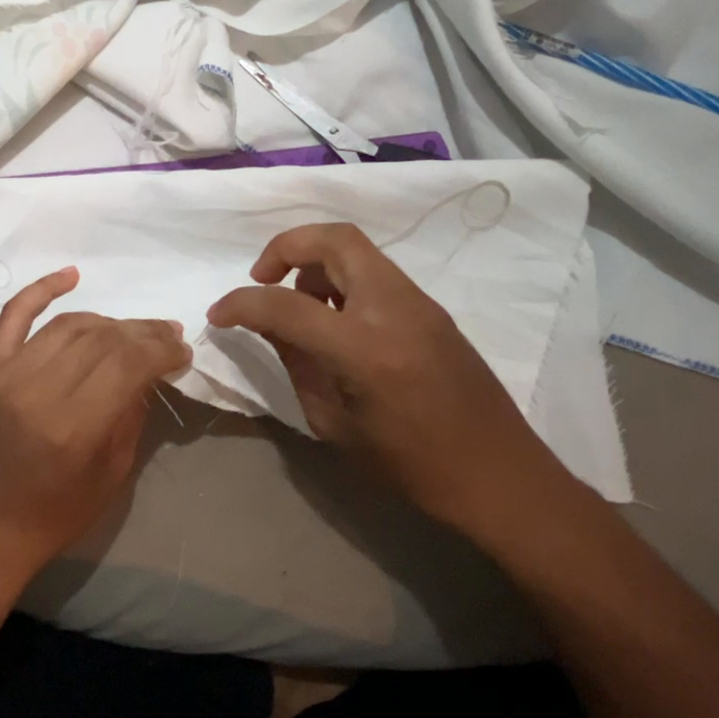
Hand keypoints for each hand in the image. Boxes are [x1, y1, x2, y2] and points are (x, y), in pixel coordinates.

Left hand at [0, 267, 191, 581]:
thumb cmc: (56, 512)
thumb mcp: (112, 473)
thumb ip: (133, 413)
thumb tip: (152, 367)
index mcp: (74, 425)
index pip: (129, 363)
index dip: (162, 350)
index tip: (182, 351)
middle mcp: (38, 390)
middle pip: (102, 338)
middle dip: (143, 333)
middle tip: (167, 336)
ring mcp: (6, 373)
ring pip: (68, 324)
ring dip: (107, 321)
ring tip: (132, 330)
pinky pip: (14, 314)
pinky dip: (42, 289)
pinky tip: (71, 276)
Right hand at [207, 223, 574, 538]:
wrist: (500, 478)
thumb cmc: (409, 466)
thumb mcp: (332, 423)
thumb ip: (295, 362)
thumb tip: (265, 323)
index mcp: (364, 348)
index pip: (285, 304)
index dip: (241, 303)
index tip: (218, 316)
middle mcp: (394, 309)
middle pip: (334, 239)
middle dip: (286, 248)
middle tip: (263, 279)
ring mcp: (419, 304)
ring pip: (356, 251)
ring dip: (315, 265)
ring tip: (299, 308)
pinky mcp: (432, 310)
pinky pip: (375, 274)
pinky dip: (342, 280)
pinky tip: (333, 323)